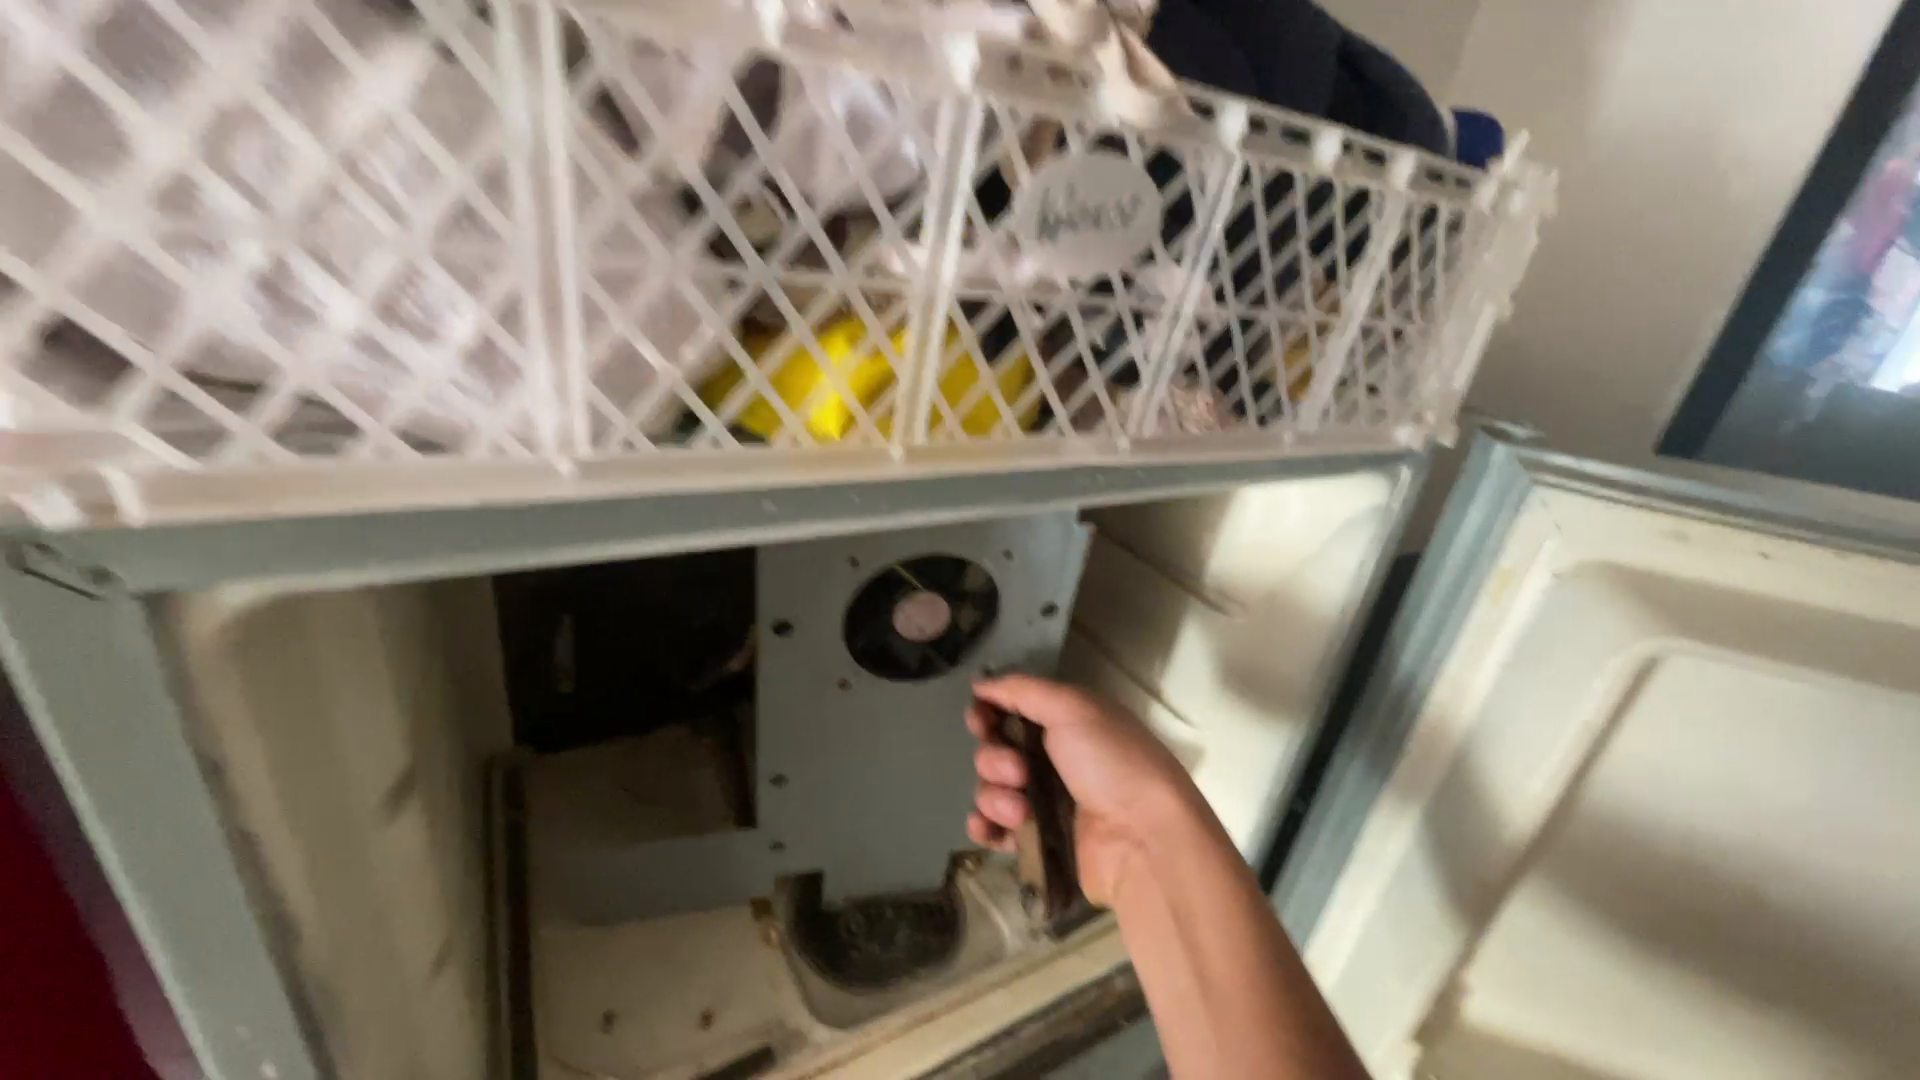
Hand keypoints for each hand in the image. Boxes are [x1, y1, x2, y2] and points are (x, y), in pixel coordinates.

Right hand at [965, 674, 1205, 906]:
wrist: (1143, 840)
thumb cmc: (1111, 763)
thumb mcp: (1073, 708)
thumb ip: (1022, 689)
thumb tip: (980, 683)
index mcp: (1066, 724)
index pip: (1010, 711)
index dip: (988, 714)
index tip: (980, 721)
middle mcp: (1053, 760)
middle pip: (995, 750)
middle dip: (994, 759)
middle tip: (1019, 772)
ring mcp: (1045, 803)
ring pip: (992, 790)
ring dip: (995, 797)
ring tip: (1021, 811)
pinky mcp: (1038, 842)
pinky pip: (995, 829)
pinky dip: (986, 827)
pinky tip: (990, 830)